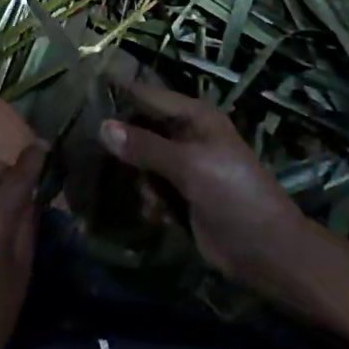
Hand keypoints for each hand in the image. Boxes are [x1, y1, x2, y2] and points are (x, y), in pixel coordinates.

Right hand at [97, 75, 304, 276]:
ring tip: (114, 183)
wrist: (270, 255)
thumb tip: (101, 126)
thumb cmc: (236, 197)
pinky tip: (142, 207)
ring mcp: (179, 164)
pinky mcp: (176, 191)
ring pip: (136, 155)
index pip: (144, 94)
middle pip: (137, 124)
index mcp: (193, 116)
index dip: (115, 93)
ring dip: (127, 171)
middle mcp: (184, 133)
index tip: (78, 93)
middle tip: (80, 143)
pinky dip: (140, 194)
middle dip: (114, 136)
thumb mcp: (190, 167)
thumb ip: (145, 146)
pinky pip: (145, 183)